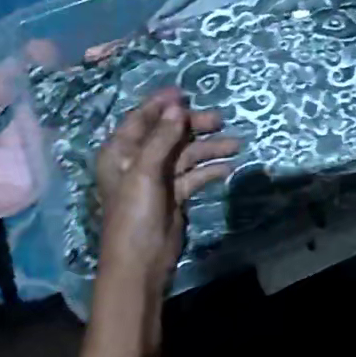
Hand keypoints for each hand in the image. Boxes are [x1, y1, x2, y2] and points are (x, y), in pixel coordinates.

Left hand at [94, 88, 239, 296]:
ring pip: (185, 155)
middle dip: (193, 126)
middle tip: (220, 119)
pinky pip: (193, 175)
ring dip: (208, 148)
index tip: (186, 92)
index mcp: (120, 152)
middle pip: (168, 135)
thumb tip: (177, 107)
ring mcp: (156, 179)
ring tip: (235, 144)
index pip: (141, 119)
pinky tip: (228, 168)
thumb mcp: (144, 172)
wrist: (140, 263)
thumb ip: (161, 139)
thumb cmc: (134, 215)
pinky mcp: (173, 196)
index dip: (162, 104)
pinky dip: (209, 170)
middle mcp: (137, 161)